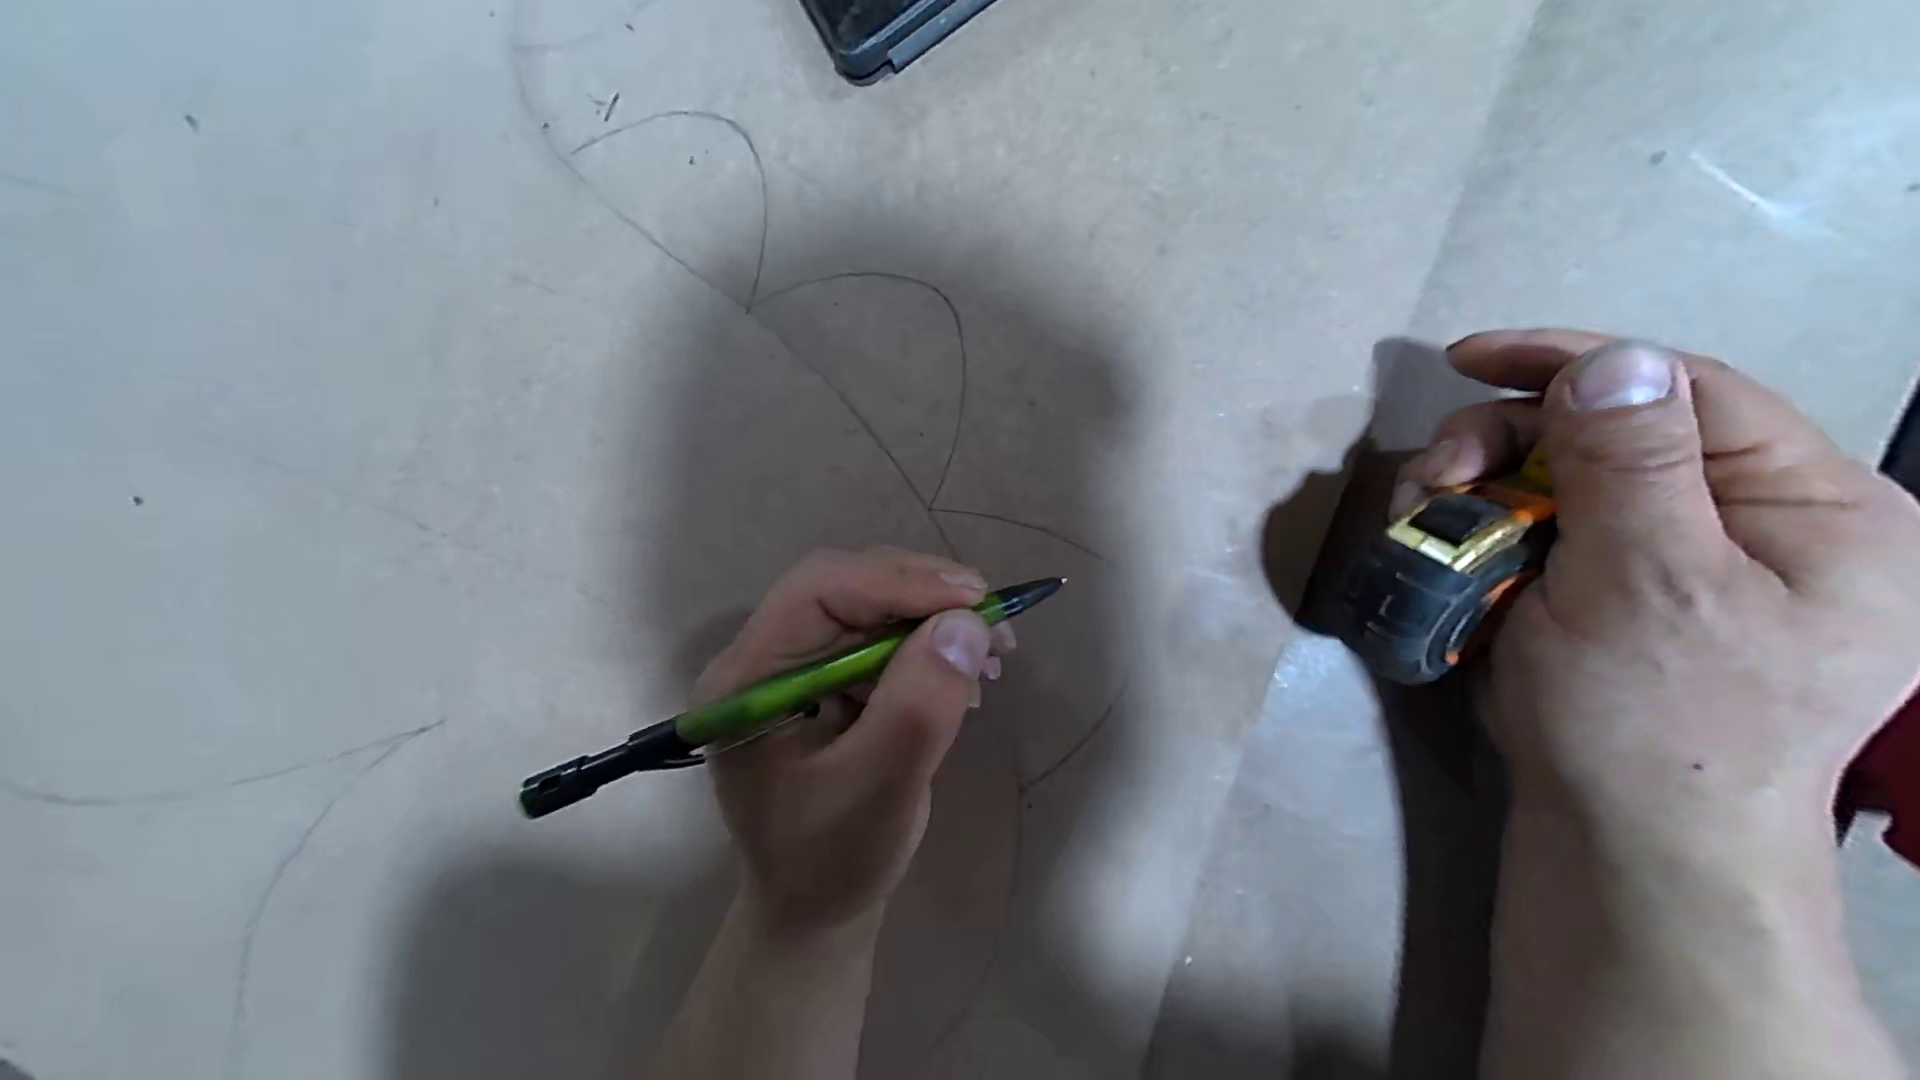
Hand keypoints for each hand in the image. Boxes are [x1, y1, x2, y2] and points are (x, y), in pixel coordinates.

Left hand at [693, 547, 1014, 934]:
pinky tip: (965, 674)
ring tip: (991, 652)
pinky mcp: (828, 677)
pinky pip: (883, 634)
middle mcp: (766, 656)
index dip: (897, 582)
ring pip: (871, 604)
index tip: (974, 602)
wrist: (814, 907)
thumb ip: (917, 708)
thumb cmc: (833, 861)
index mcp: (748, 678)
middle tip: (992, 618)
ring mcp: (798, 664)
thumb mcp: (880, 792)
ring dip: (936, 617)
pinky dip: (931, 643)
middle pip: (846, 584)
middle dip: (924, 593)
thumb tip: (967, 623)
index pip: (817, 590)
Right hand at [1399, 330, 1919, 852]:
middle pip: (1601, 431)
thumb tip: (1612, 359)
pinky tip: (1440, 538)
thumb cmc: (1654, 714)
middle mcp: (1734, 516)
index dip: (1573, 361)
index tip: (1469, 355)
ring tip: (1424, 516)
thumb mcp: (1649, 585)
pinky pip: (1525, 522)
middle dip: (1499, 440)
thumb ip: (1634, 469)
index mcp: (1806, 507)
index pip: (1686, 391)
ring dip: (1473, 483)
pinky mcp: (1589, 579)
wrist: (1621, 825)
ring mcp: (1655, 550)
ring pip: (1548, 475)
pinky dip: (1472, 521)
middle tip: (1431, 476)